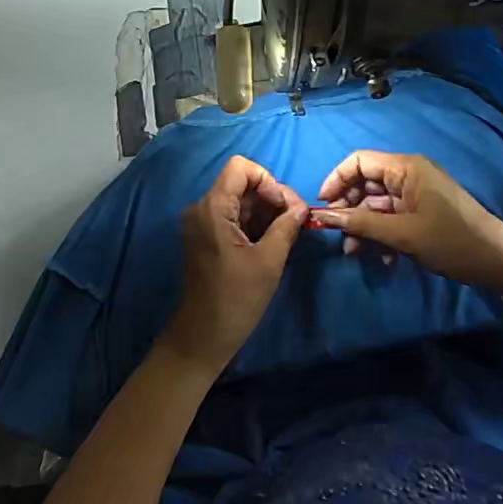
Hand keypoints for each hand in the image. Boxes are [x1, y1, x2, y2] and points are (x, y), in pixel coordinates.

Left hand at [162, 156, 308, 372]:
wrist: (202, 336)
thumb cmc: (235, 299)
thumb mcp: (268, 261)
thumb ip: (285, 227)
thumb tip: (301, 208)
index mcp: (212, 208)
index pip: (240, 167)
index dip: (268, 180)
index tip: (285, 207)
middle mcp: (201, 208)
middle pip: (241, 183)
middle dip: (271, 197)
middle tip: (296, 222)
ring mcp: (201, 223)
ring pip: (239, 200)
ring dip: (265, 211)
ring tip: (288, 233)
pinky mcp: (205, 237)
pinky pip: (232, 217)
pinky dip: (254, 223)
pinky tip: (273, 241)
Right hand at [311, 151, 502, 286]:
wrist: (498, 262)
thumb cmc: (451, 241)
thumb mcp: (401, 234)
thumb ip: (361, 223)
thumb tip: (325, 216)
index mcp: (405, 168)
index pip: (357, 161)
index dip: (336, 181)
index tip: (323, 207)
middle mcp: (408, 174)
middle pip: (364, 184)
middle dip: (348, 210)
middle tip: (338, 235)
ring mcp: (416, 194)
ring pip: (375, 204)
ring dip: (363, 228)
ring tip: (356, 253)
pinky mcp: (421, 212)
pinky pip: (390, 217)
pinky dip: (381, 235)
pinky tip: (382, 258)